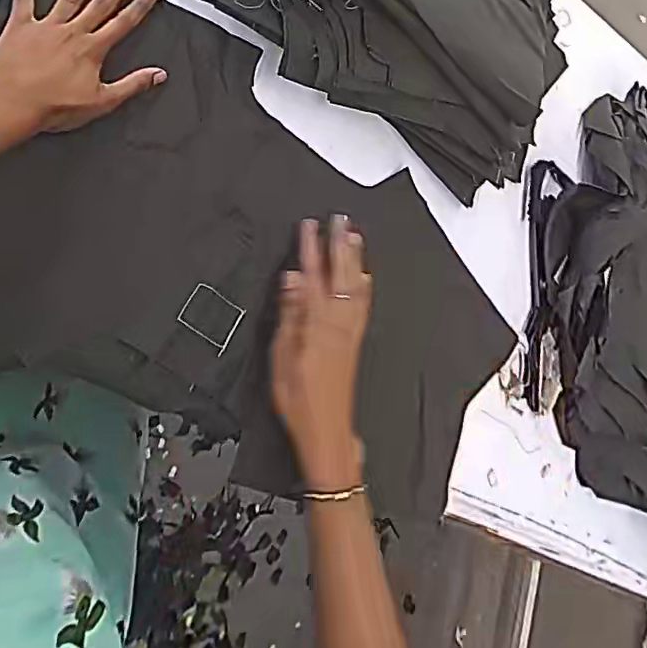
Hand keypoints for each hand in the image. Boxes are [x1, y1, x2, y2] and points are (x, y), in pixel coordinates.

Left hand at [0, 0, 163, 166]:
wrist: (12, 105)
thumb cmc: (52, 107)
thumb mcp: (102, 102)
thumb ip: (132, 85)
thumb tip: (156, 76)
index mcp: (91, 49)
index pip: (123, 22)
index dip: (139, 6)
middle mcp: (71, 32)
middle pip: (100, 3)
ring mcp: (46, 27)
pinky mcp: (21, 28)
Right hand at [271, 215, 372, 491]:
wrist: (327, 428)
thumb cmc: (299, 398)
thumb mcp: (281, 356)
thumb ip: (289, 313)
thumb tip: (293, 279)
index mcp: (316, 324)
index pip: (312, 276)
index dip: (310, 248)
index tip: (308, 226)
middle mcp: (337, 323)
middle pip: (339, 275)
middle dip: (338, 244)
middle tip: (339, 219)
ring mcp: (349, 331)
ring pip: (354, 286)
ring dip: (354, 259)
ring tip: (354, 236)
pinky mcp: (354, 341)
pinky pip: (363, 305)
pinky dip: (364, 285)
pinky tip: (365, 276)